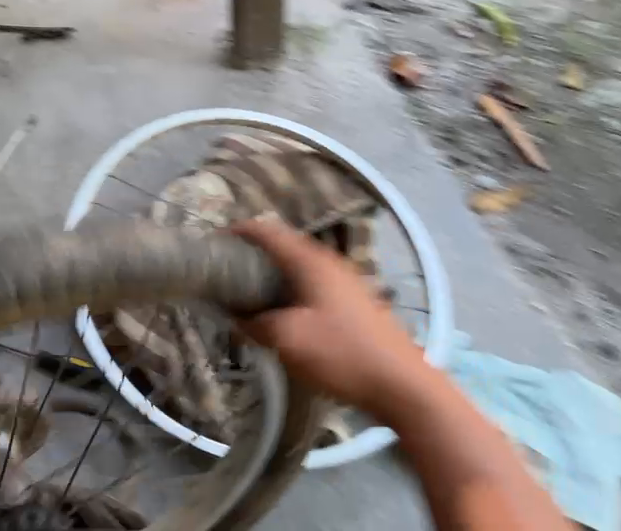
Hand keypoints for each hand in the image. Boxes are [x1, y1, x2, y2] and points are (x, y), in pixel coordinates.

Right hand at [234, 218, 435, 418]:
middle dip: (254, 254)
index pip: (266, 231)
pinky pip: (315, 285)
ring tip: (252, 292)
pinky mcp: (358, 305)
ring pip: (301, 267)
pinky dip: (293, 289)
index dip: (237, 231)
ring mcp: (348, 283)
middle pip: (284, 246)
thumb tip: (235, 316)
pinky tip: (287, 313)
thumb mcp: (286, 340)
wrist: (406, 389)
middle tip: (228, 270)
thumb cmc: (342, 354)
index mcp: (310, 261)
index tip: (213, 242)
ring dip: (275, 274)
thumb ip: (254, 323)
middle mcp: (330, 262)